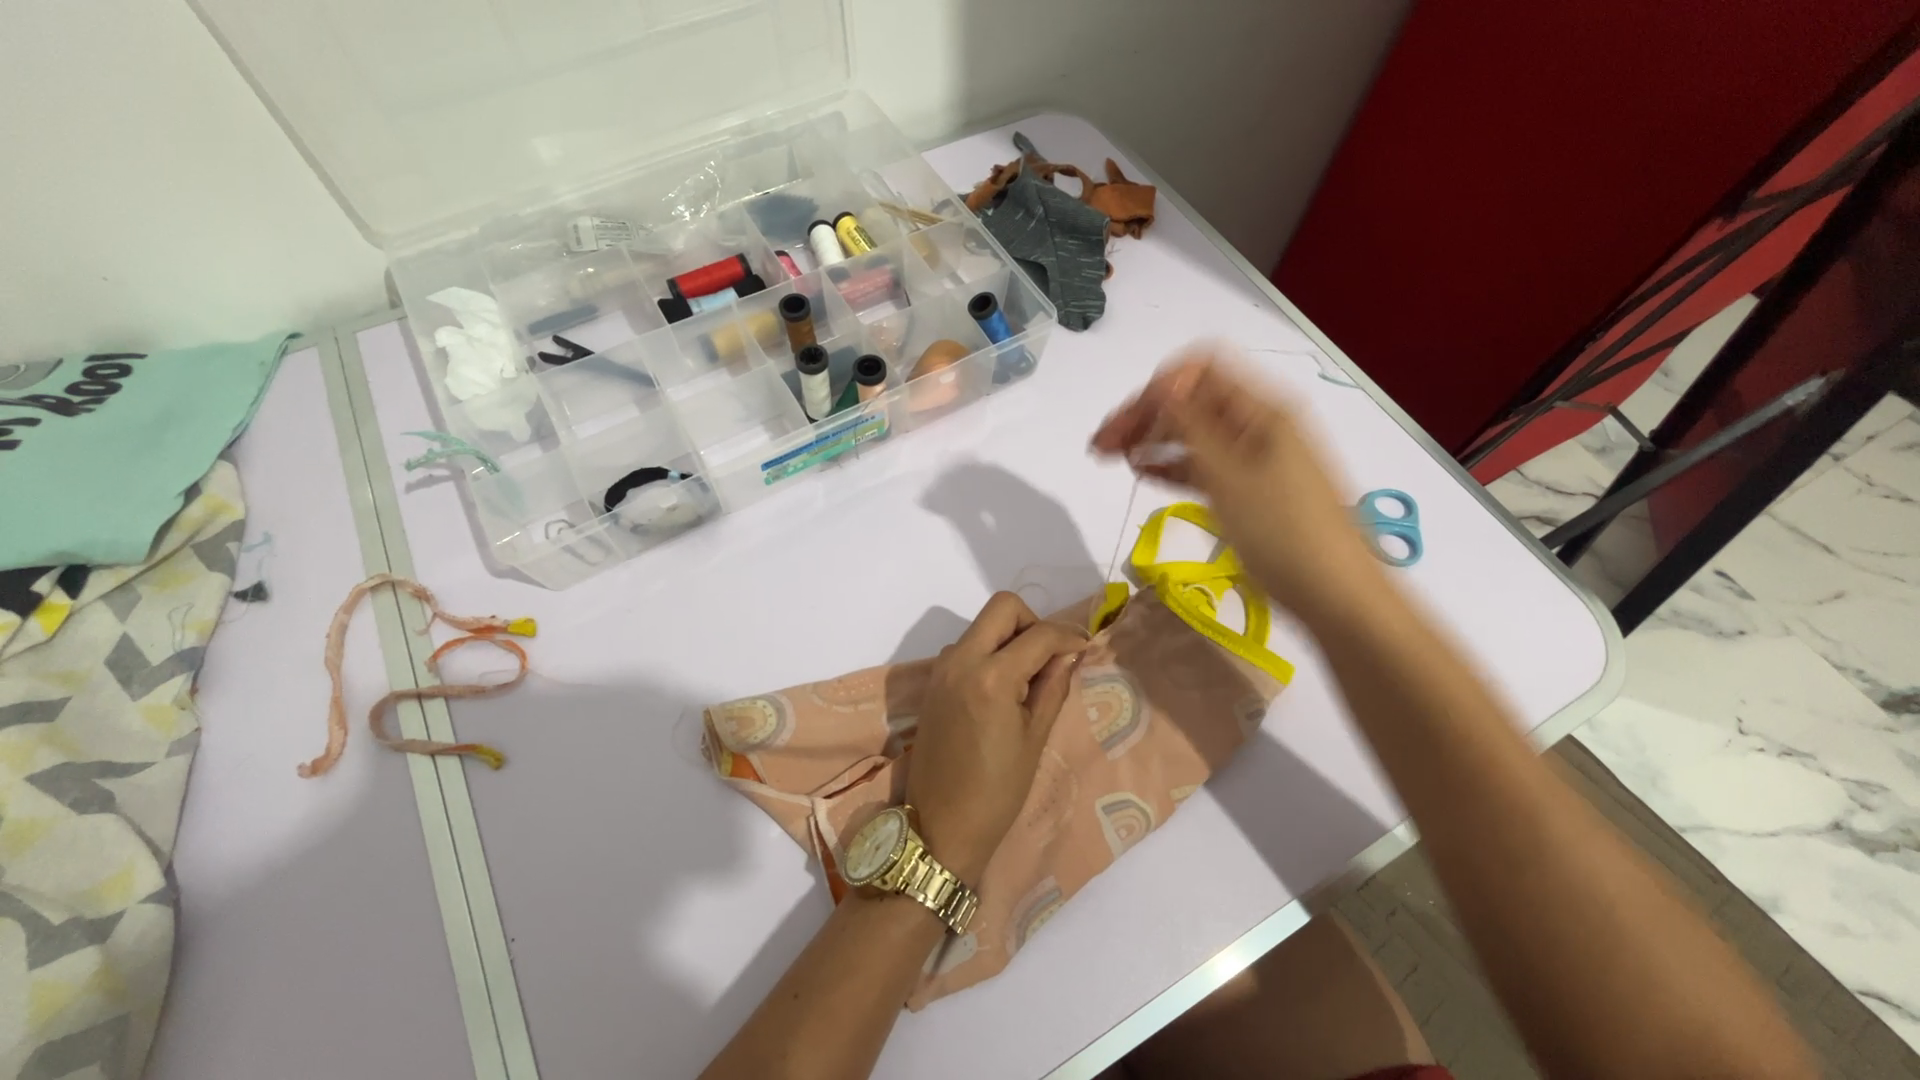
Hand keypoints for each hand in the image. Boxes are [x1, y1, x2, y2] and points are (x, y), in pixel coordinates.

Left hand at [907, 593, 1086, 881]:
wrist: (940, 825)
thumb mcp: (1035, 738)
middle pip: (1002, 608)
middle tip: (1050, 657)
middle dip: (1033, 622)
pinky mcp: (933, 682)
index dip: (1068, 637)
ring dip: (1009, 637)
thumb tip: (1069, 654)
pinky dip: (989, 652)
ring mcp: (941, 669)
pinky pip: (966, 647)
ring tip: (1028, 678)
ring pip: (982, 626)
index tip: (1085, 649)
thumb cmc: (997, 790)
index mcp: (991, 677)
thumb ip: (1052, 687)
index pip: (1039, 634)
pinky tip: (1004, 689)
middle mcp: (960, 661)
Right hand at [1090, 344, 1381, 623]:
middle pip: (1193, 401)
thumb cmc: (1283, 533)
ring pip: (1195, 433)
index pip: (1198, 372)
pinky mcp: (1253, 489)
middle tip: (1100, 446)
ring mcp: (1258, 458)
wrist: (1338, 595)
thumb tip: (1161, 383)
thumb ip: (1191, 426)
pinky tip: (1144, 473)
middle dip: (1145, 415)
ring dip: (1154, 439)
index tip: (1120, 424)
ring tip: (1114, 460)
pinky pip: (1206, 464)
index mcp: (1262, 410)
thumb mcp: (1229, 476)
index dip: (1155, 390)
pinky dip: (1174, 464)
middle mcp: (1260, 424)